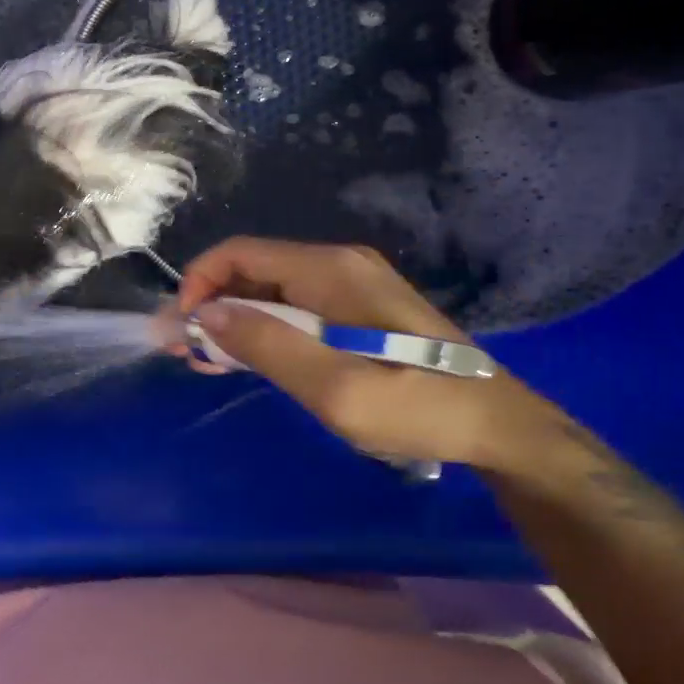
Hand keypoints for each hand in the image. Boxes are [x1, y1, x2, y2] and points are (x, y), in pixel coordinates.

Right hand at [159, 237, 566, 470]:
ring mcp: (349, 287)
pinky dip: (260, 331)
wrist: (501, 430)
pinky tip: (246, 362)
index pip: (239, 254)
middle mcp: (336, 266)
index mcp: (330, 271)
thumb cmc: (418, 407)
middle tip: (185, 353)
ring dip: (231, 323)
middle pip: (249, 271)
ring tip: (207, 363)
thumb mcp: (335, 386)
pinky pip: (290, 309)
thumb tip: (207, 314)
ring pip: (266, 292)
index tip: (183, 329)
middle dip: (209, 307)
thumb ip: (268, 346)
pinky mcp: (356, 311)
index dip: (199, 283)